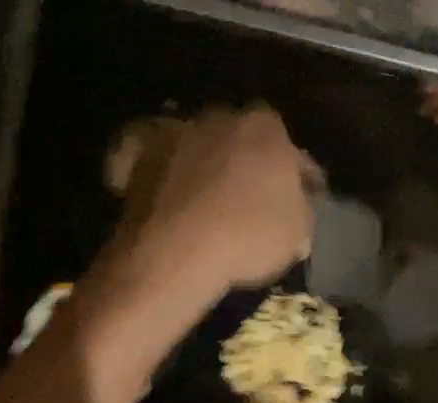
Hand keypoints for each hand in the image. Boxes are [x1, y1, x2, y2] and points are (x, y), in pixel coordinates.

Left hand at [119, 106, 316, 296]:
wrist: (178, 250)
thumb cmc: (248, 238)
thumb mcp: (297, 232)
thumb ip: (300, 210)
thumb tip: (295, 207)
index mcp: (267, 128)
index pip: (292, 152)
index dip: (298, 179)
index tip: (298, 199)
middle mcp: (220, 116)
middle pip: (239, 140)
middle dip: (244, 162)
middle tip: (245, 196)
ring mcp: (174, 130)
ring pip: (193, 141)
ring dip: (199, 161)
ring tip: (199, 194)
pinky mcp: (137, 152)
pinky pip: (143, 151)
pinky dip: (147, 161)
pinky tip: (152, 179)